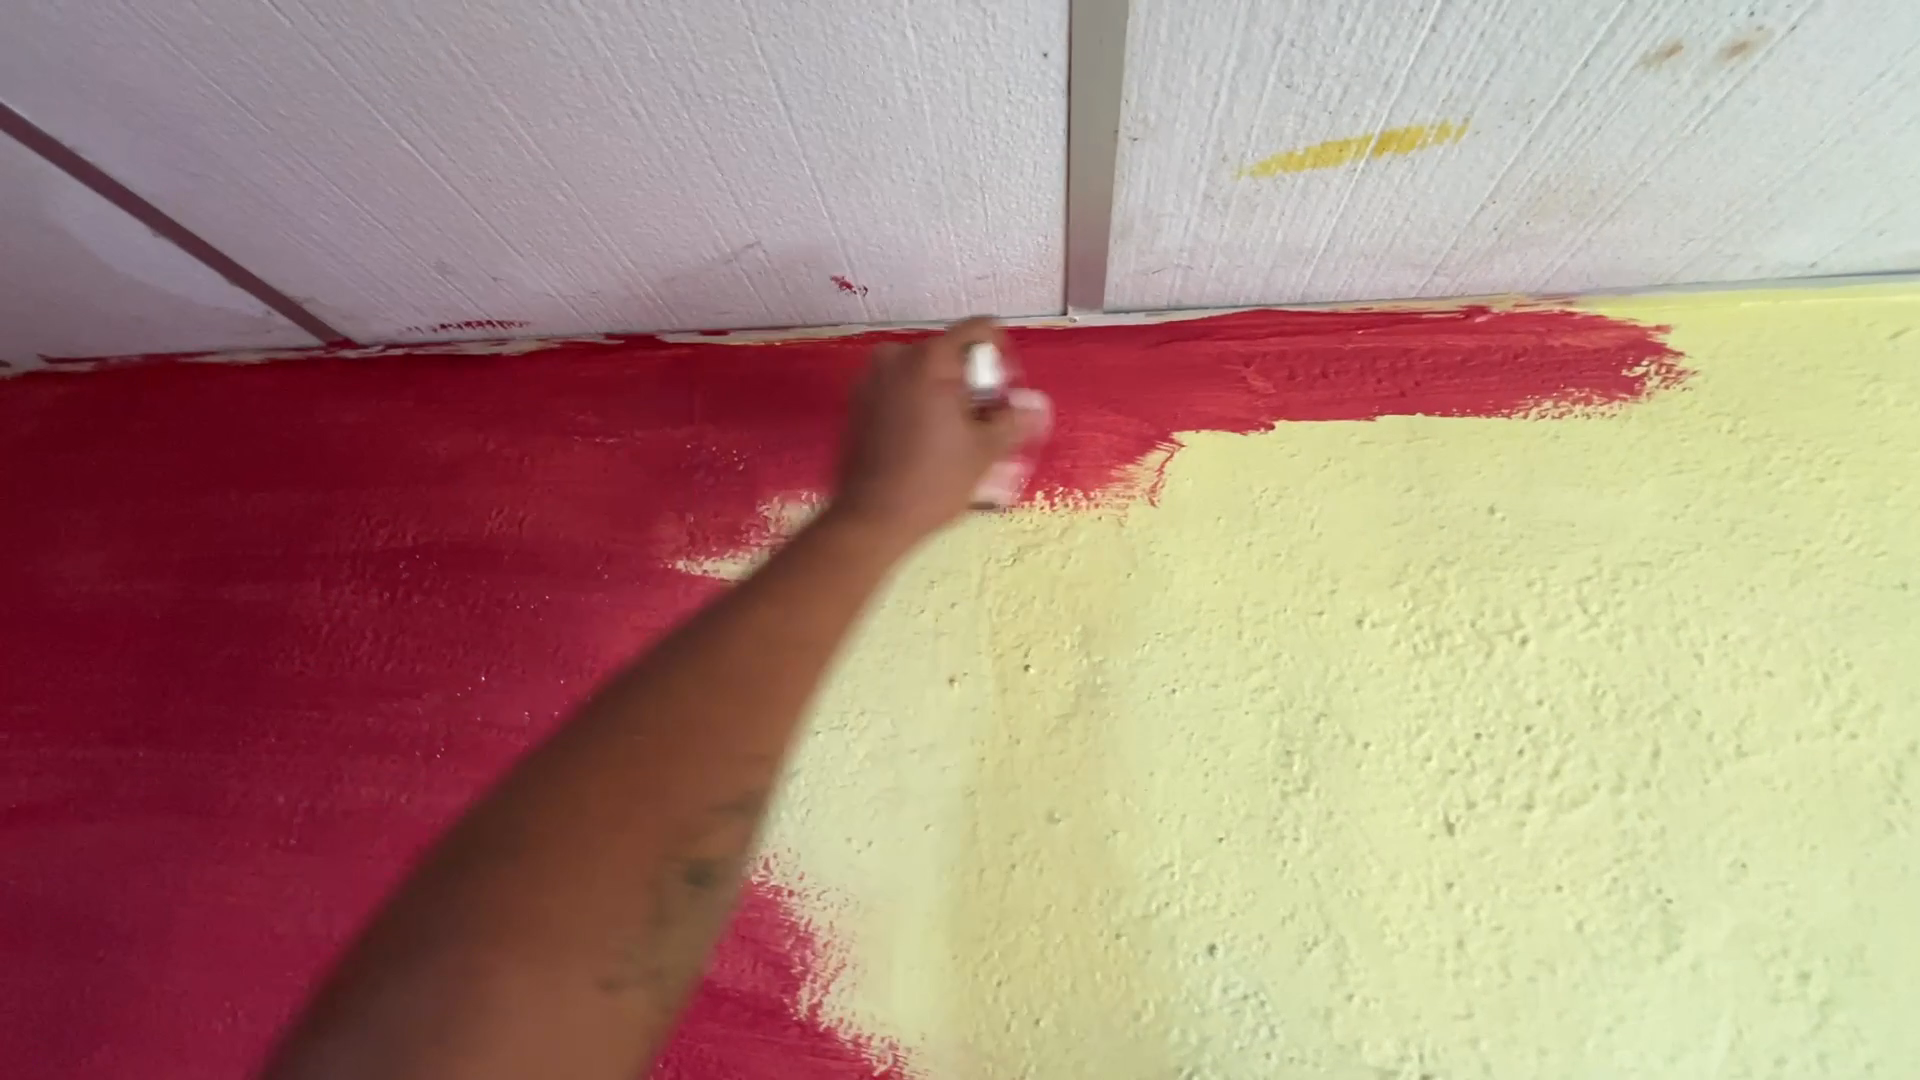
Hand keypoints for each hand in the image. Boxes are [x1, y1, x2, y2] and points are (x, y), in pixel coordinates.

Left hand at [828, 318, 1045, 550]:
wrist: (871, 520)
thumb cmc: (933, 483)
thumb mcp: (985, 451)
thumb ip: (1015, 421)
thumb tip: (1037, 409)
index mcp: (929, 358)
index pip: (981, 331)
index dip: (1002, 359)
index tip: (1004, 398)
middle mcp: (895, 357)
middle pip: (951, 354)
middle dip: (974, 384)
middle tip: (985, 425)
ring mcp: (870, 379)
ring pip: (925, 375)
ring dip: (947, 397)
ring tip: (959, 439)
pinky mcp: (857, 404)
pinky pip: (901, 391)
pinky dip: (920, 407)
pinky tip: (928, 443)